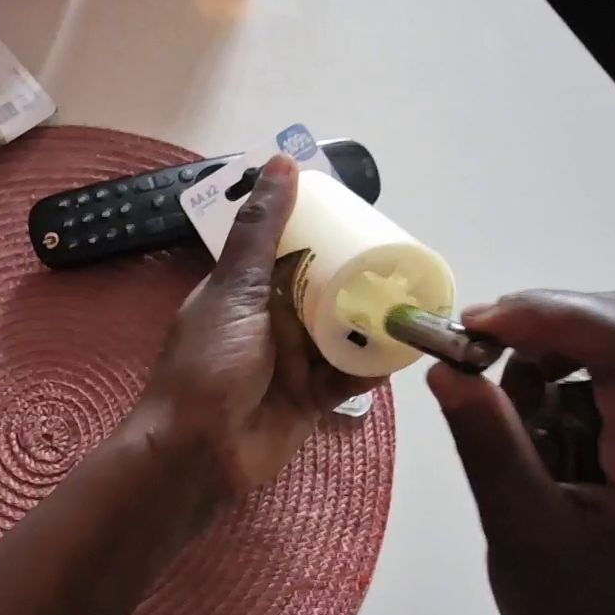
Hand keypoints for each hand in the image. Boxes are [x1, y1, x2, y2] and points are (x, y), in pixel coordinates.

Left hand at [135, 154, 377, 495]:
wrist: (199, 452)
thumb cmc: (210, 365)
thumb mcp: (234, 290)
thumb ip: (261, 232)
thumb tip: (281, 162)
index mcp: (248, 290)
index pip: (295, 251)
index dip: (329, 236)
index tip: (369, 219)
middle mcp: (272, 322)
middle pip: (326, 292)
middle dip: (362, 281)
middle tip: (407, 266)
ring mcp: (292, 362)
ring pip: (343, 333)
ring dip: (373, 323)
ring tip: (415, 304)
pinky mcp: (310, 399)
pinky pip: (349, 376)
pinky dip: (371, 365)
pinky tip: (400, 350)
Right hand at [427, 290, 614, 614]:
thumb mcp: (518, 531)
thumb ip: (487, 444)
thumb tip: (446, 369)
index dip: (555, 317)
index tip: (475, 323)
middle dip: (547, 328)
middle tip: (471, 348)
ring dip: (545, 364)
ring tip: (500, 417)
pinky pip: (603, 387)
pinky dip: (552, 391)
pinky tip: (526, 435)